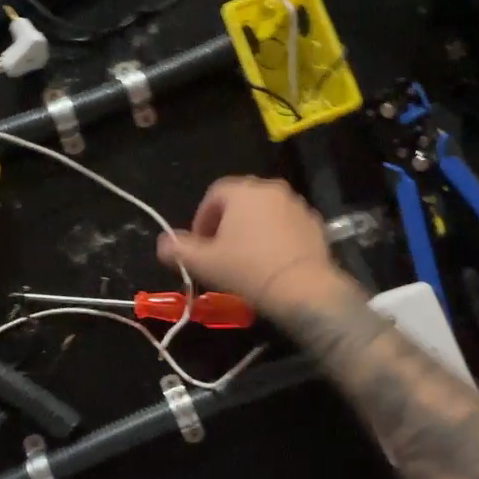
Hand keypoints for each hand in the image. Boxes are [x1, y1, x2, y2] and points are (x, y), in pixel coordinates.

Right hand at [156, 176, 352, 317]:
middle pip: (241, 202)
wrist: (303, 288)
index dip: (202, 219)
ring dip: (251, 230)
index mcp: (242, 191)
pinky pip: (287, 227)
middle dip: (226, 224)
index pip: (214, 195)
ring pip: (265, 214)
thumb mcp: (204, 263)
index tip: (198, 245)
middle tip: (219, 252)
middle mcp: (271, 189)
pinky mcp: (315, 224)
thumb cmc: (247, 269)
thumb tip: (163, 244)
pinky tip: (270, 263)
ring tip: (245, 259)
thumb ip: (178, 250)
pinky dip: (275, 238)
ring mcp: (297, 205)